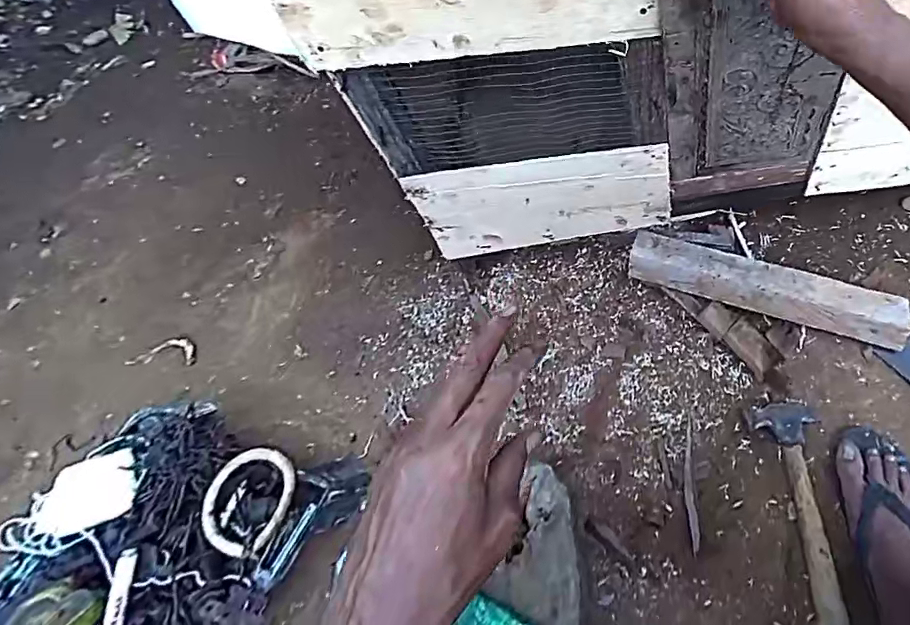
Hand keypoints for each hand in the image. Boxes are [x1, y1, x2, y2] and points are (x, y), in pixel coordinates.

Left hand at [328, 312, 538, 624]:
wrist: (379, 613)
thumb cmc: (437, 579)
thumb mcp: (496, 528)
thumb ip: (511, 473)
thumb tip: (523, 440)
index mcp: (460, 454)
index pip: (496, 391)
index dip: (517, 365)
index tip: (531, 350)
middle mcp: (427, 442)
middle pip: (460, 372)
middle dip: (485, 338)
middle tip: (504, 314)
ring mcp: (403, 449)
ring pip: (438, 389)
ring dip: (463, 362)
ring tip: (480, 341)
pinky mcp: (389, 462)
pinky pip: (423, 413)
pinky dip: (444, 393)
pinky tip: (453, 392)